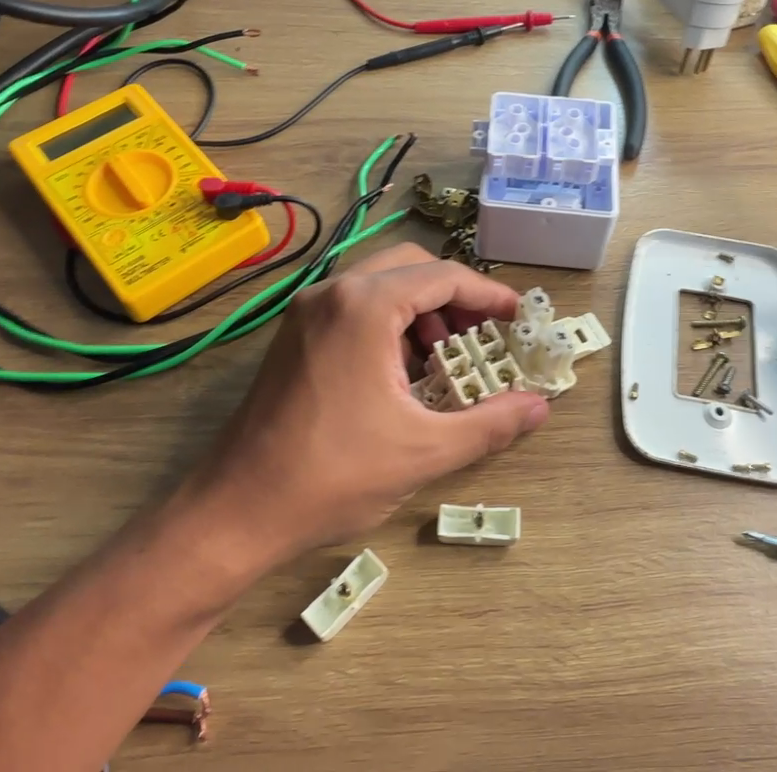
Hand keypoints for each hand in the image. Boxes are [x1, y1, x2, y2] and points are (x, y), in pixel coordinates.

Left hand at [184, 243, 549, 560]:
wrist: (237, 509)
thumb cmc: (333, 476)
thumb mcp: (424, 451)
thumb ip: (490, 424)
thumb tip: (540, 407)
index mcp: (364, 307)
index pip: (443, 276)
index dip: (488, 294)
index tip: (517, 318)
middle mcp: (331, 294)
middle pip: (410, 267)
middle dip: (454, 295)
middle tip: (482, 334)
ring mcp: (306, 313)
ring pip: (379, 284)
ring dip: (420, 309)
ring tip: (444, 358)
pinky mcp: (293, 336)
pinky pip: (353, 307)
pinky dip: (388, 323)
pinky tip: (402, 373)